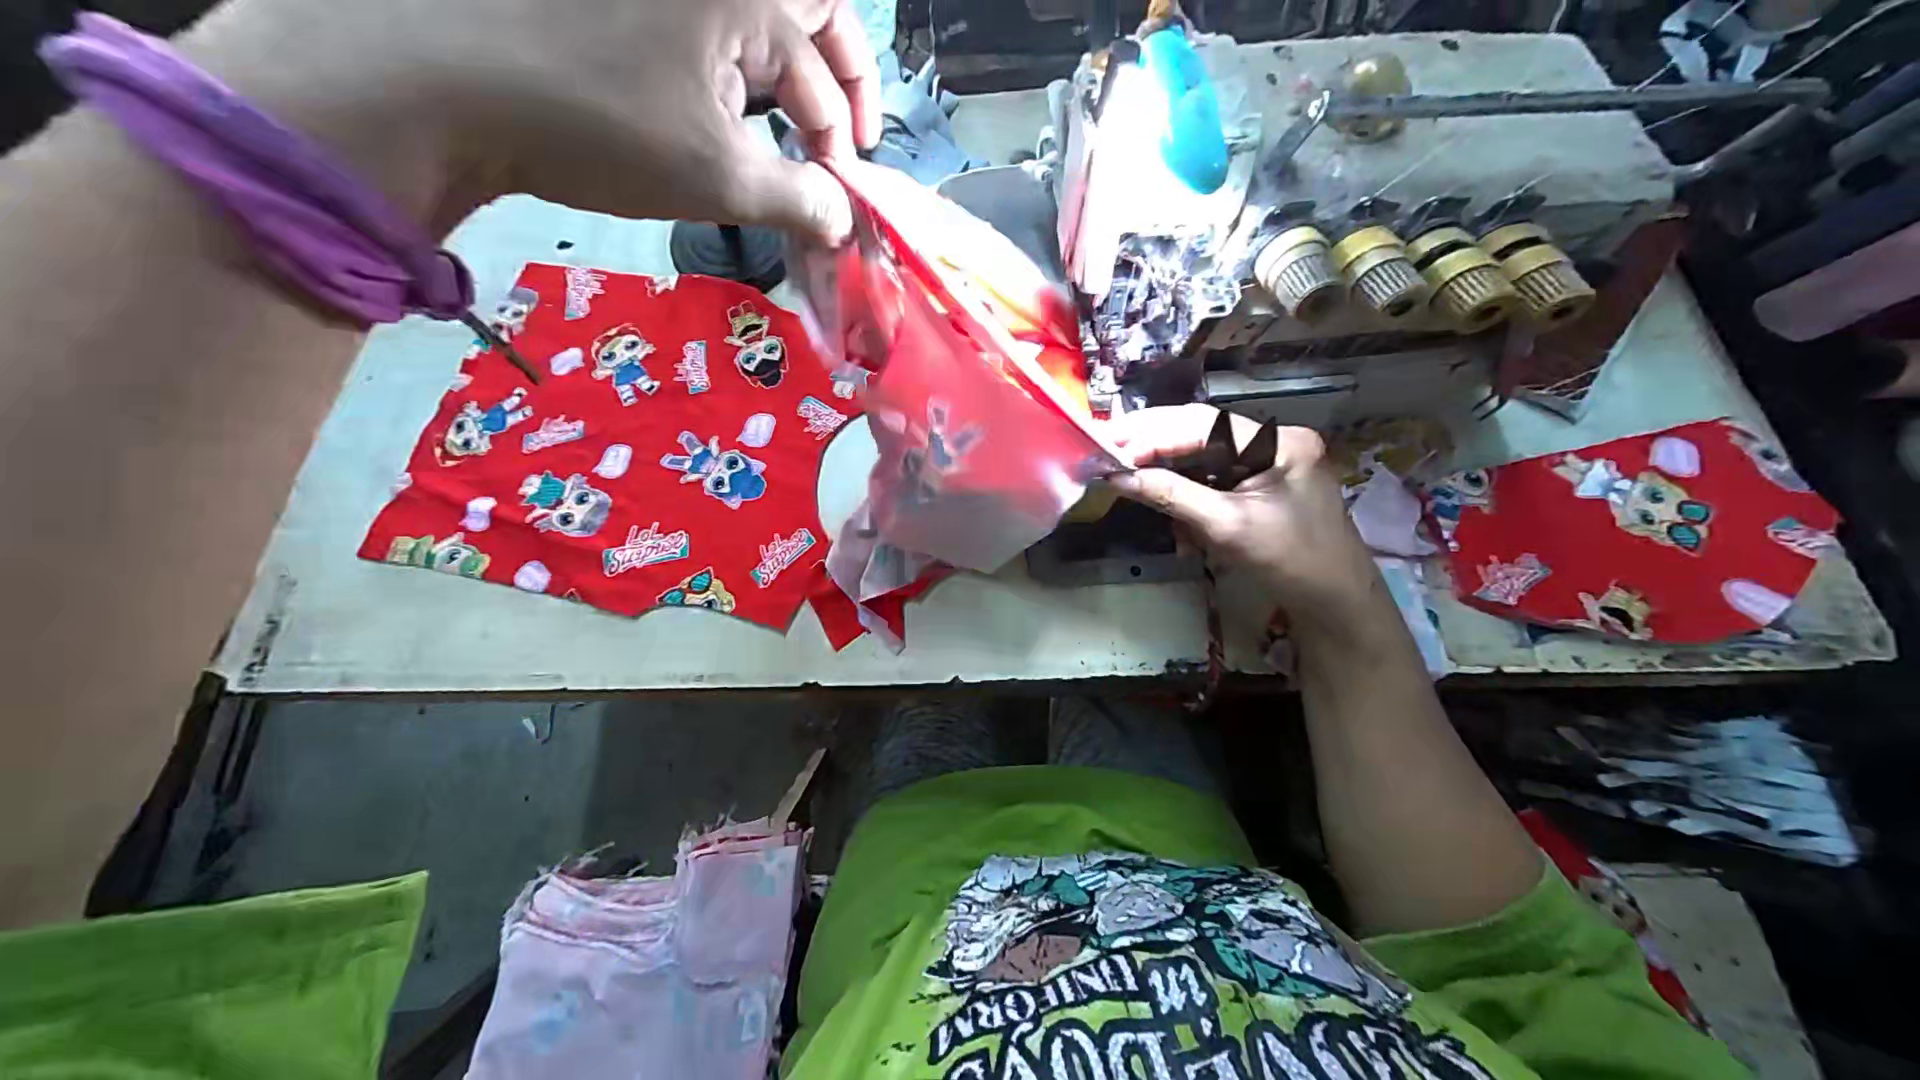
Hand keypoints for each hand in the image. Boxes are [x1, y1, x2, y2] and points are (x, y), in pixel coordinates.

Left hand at [184, 0, 880, 243]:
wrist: (449, 85)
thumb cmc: (601, 125)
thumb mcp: (719, 177)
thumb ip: (800, 200)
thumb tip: (843, 219)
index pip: (826, 74)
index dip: (843, 144)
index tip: (837, 199)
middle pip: (813, 11)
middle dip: (841, 79)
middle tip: (846, 138)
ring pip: (764, 20)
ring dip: (793, 77)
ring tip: (796, 135)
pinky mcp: (636, 7)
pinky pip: (716, 30)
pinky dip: (742, 72)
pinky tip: (732, 114)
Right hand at [1105, 404, 1381, 625]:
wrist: (1335, 600)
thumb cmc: (1288, 561)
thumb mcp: (1224, 526)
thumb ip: (1170, 496)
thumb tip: (1118, 478)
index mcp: (1277, 441)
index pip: (1202, 425)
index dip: (1152, 436)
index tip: (1112, 450)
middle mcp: (1272, 440)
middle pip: (1199, 431)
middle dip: (1152, 442)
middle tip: (1106, 447)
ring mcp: (1266, 460)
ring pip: (1200, 452)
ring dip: (1164, 465)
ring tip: (1123, 468)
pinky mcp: (1258, 482)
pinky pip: (1211, 475)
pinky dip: (1184, 487)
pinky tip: (1160, 495)